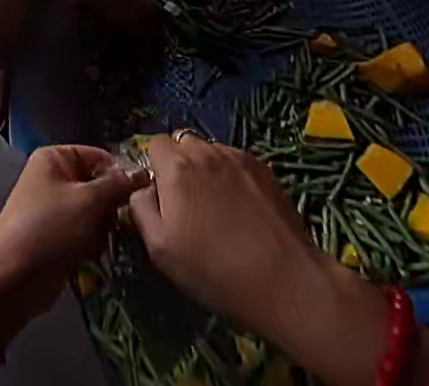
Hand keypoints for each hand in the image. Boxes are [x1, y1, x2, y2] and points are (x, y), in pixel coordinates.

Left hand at [0, 145, 149, 346]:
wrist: (15, 275)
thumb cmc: (51, 227)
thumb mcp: (89, 201)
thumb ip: (117, 185)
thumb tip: (141, 173)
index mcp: (54, 158)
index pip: (97, 155)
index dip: (120, 171)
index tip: (144, 191)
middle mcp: (54, 178)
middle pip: (98, 184)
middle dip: (112, 204)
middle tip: (124, 221)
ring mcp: (55, 208)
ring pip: (95, 211)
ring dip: (105, 226)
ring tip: (105, 239)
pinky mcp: (58, 235)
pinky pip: (87, 231)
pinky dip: (94, 241)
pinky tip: (96, 253)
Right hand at [127, 135, 389, 385]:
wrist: (289, 285)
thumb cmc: (216, 270)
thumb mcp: (160, 248)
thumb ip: (139, 207)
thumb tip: (142, 188)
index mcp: (176, 166)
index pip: (154, 144)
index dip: (155, 169)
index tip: (165, 198)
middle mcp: (205, 151)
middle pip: (182, 143)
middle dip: (180, 164)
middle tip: (190, 202)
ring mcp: (238, 158)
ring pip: (210, 151)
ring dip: (206, 168)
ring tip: (219, 206)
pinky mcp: (266, 170)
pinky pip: (235, 161)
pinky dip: (231, 176)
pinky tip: (243, 208)